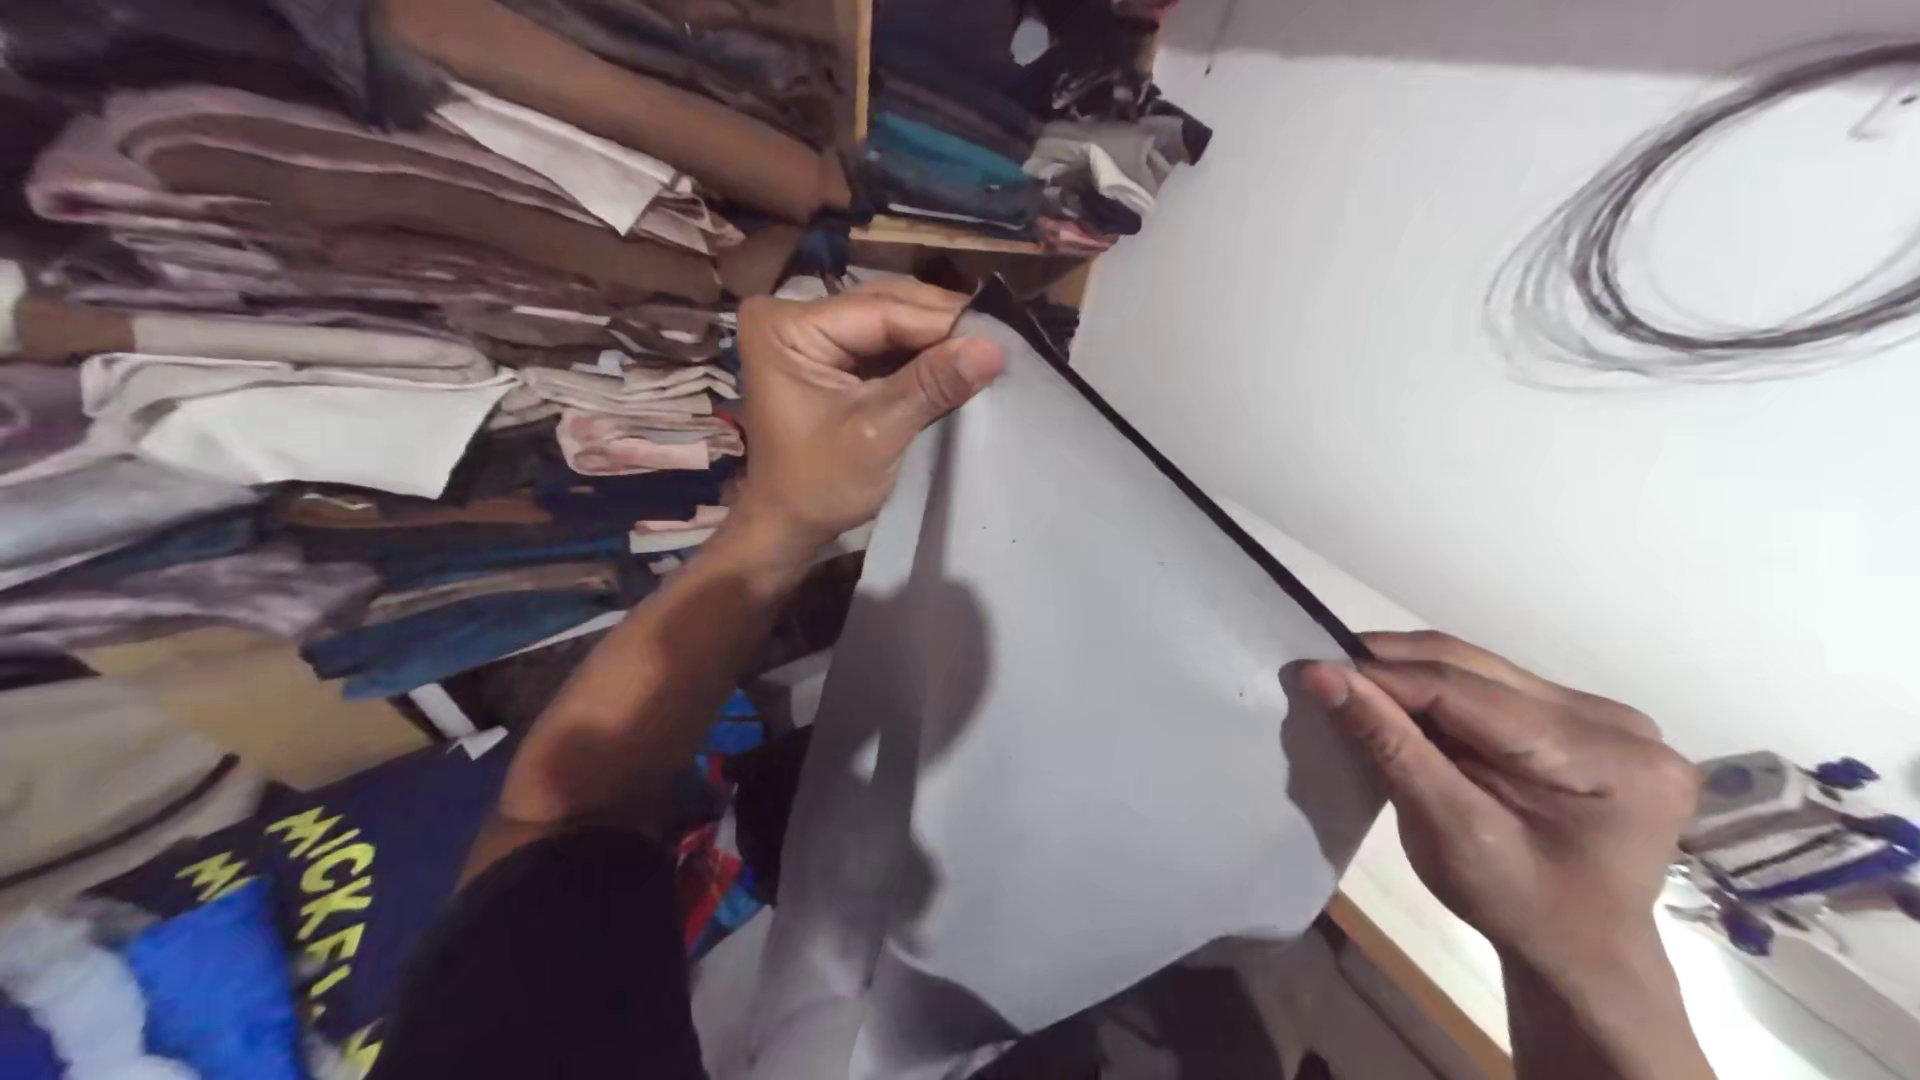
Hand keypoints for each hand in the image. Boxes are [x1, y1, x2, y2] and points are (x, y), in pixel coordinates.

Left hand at [734, 281, 1005, 547]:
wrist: (787, 523)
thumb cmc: (819, 485)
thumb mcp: (877, 433)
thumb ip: (931, 385)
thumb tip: (994, 348)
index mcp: (786, 327)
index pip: (879, 311)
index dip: (942, 321)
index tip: (998, 331)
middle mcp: (793, 316)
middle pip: (884, 307)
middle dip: (941, 324)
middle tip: (998, 336)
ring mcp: (810, 332)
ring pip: (889, 320)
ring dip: (935, 336)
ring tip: (985, 344)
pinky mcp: (828, 353)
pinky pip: (883, 341)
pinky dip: (920, 352)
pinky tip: (956, 357)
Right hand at [1302, 631, 1699, 981]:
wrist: (1577, 951)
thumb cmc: (1517, 904)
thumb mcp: (1445, 827)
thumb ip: (1387, 743)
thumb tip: (1321, 674)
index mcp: (1607, 757)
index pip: (1466, 691)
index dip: (1383, 676)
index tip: (1314, 671)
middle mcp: (1615, 721)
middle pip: (1473, 668)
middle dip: (1389, 666)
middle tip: (1324, 671)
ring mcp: (1600, 716)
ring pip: (1474, 668)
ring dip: (1404, 674)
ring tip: (1349, 685)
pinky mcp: (1576, 719)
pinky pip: (1483, 685)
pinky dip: (1428, 691)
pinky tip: (1395, 703)